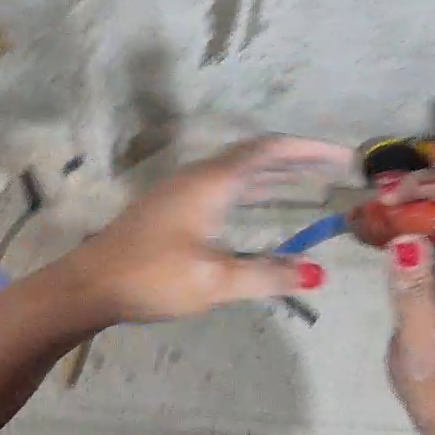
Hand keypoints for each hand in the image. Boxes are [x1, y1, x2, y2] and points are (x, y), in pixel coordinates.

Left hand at [48, 136, 352, 325]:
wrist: (90, 284)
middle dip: (297, 161)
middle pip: (255, 156)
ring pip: (238, 172)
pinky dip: (253, 190)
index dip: (308, 150)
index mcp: (211, 183)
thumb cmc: (152, 277)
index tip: (344, 156)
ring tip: (311, 185)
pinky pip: (224, 187)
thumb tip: (316, 272)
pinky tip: (260, 207)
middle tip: (337, 170)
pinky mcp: (171, 209)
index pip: (268, 150)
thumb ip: (266, 274)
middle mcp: (197, 177)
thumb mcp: (214, 281)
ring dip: (275, 175)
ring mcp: (181, 191)